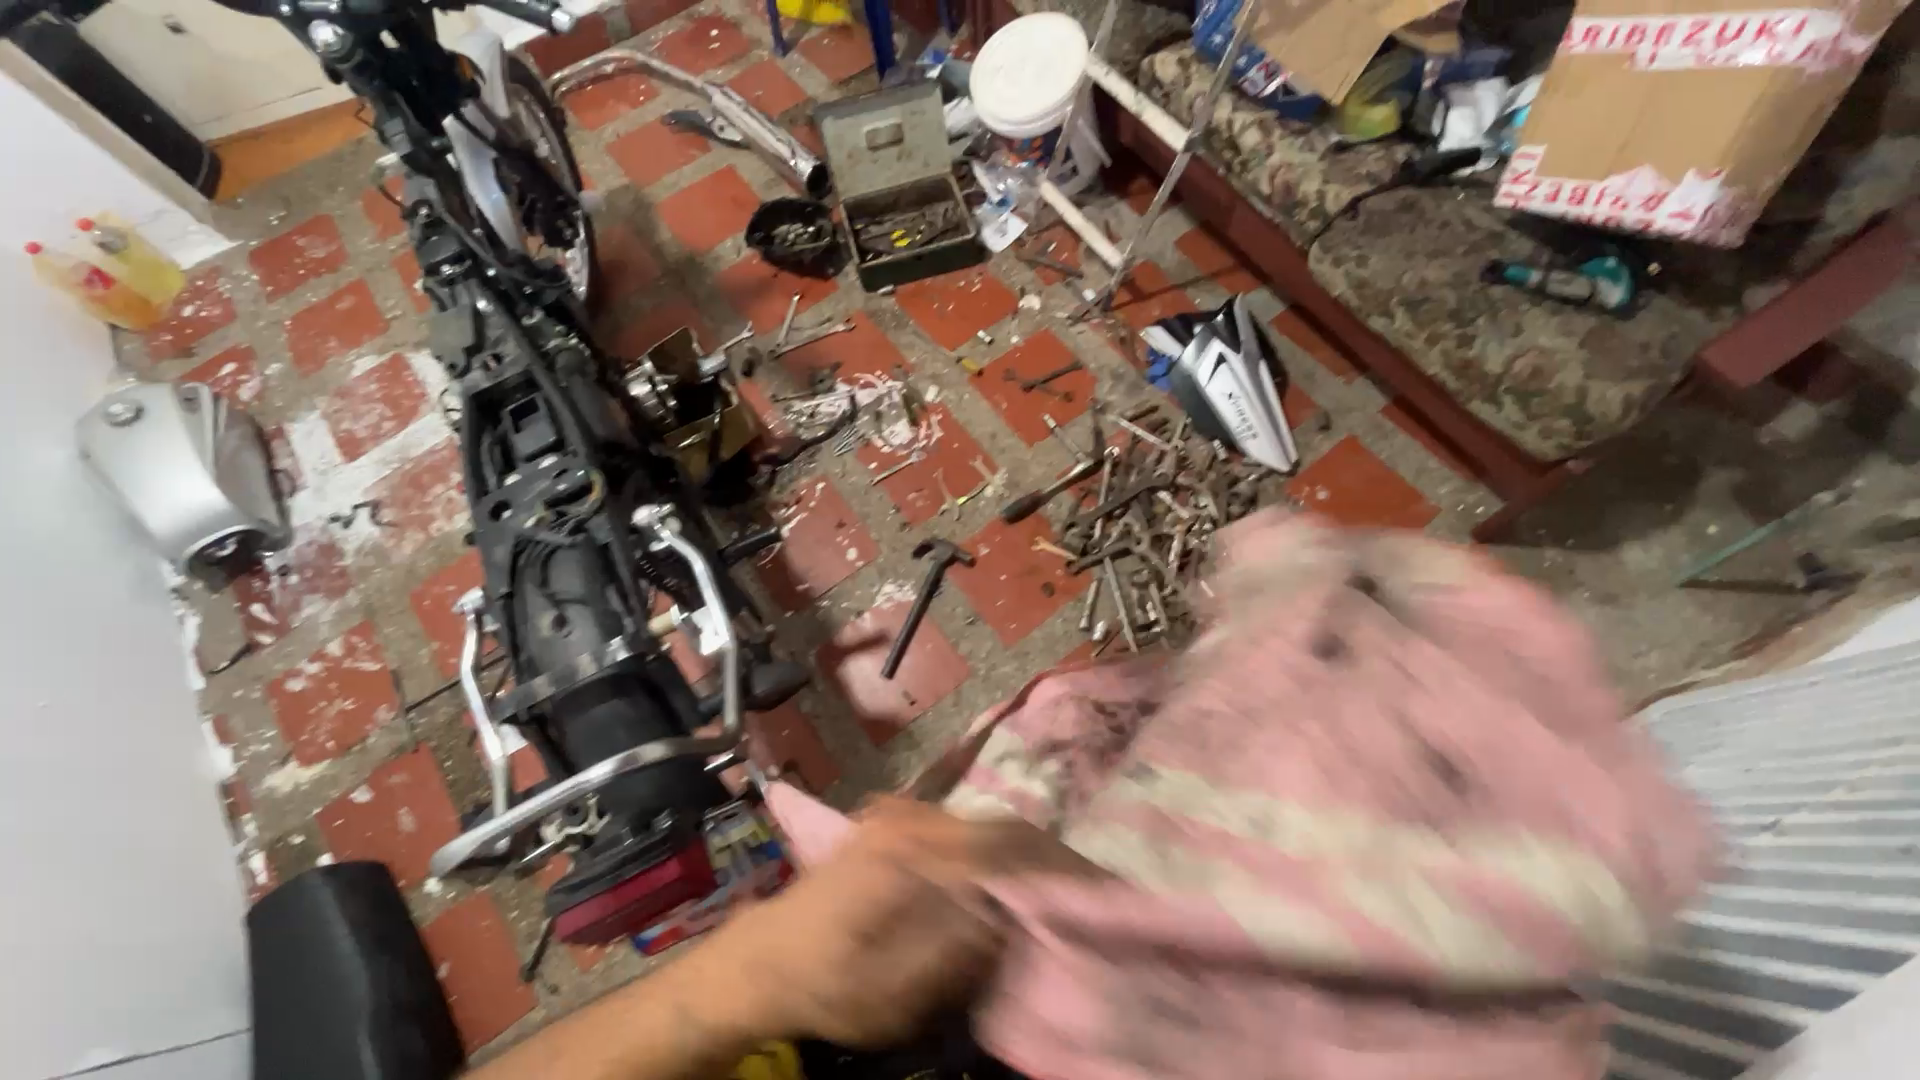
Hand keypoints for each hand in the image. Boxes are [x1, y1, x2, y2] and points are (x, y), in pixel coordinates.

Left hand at [698, 798, 1093, 1048]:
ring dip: (1031, 857)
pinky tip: (1020, 883)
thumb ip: (957, 949)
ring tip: (1068, 894)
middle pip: (1003, 828)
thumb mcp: (891, 991)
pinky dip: (1002, 855)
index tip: (1099, 897)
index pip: (1006, 846)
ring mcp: (904, 820)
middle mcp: (912, 822)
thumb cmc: (823, 983)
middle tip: (1094, 898)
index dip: (1057, 869)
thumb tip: (1017, 917)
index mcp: (913, 853)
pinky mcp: (900, 830)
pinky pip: (966, 833)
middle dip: (1053, 861)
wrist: (761, 958)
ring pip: (988, 827)